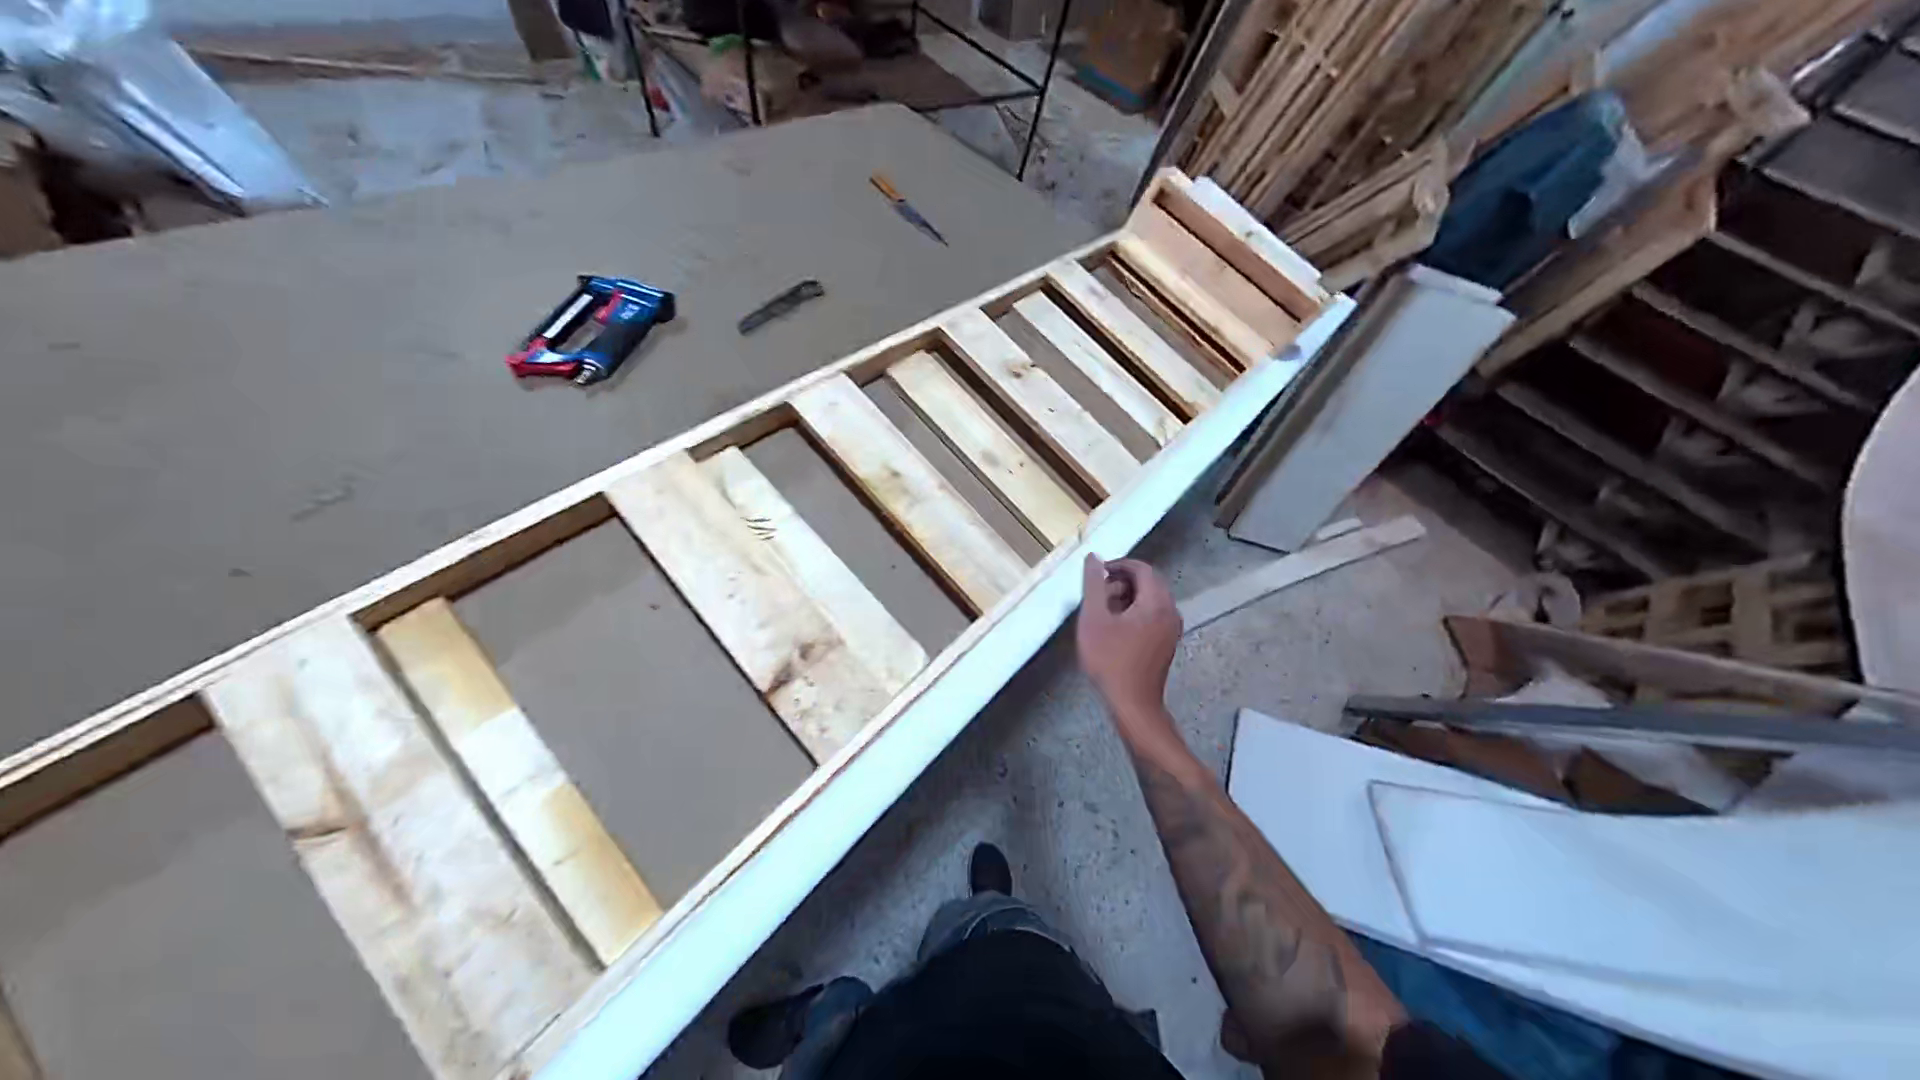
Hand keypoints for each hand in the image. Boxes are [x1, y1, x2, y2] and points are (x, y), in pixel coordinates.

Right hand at [1076, 555, 1181, 721]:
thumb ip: (1094, 584)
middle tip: (1097, 597)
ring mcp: (1171, 629)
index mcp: (1157, 602)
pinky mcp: (1167, 643)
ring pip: (1149, 600)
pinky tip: (1115, 630)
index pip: (1142, 568)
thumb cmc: (1110, 660)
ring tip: (1103, 614)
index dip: (1118, 565)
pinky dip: (1134, 613)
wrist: (1132, 704)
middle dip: (1121, 583)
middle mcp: (1171, 611)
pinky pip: (1152, 616)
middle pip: (1148, 583)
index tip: (1096, 574)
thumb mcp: (1094, 618)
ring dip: (1126, 599)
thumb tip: (1094, 558)